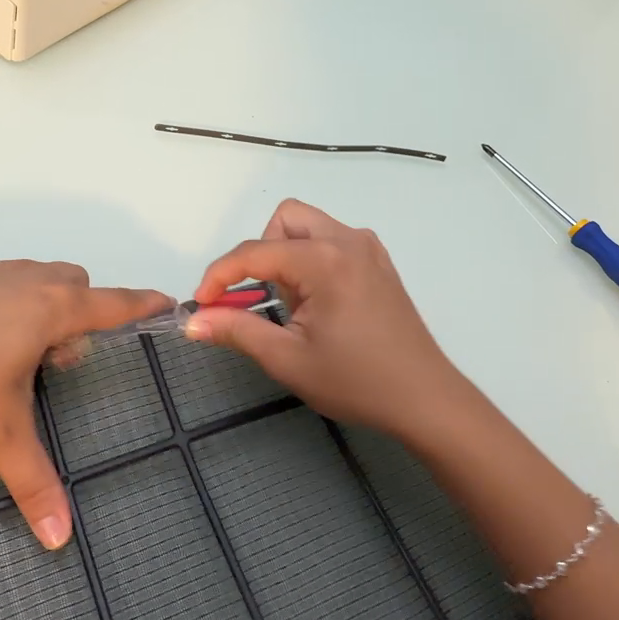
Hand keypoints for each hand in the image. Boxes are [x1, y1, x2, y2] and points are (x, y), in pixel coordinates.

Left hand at [0, 261, 168, 548]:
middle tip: (64, 360)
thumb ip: (34, 481)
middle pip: (80, 286)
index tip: (170, 303)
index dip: (144, 304)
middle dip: (86, 315)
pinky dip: (20, 304)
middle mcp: (33, 281)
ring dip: (52, 308)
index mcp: (53, 308)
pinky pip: (15, 282)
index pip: (115, 303)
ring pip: (46, 281)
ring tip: (26, 355)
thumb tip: (61, 538)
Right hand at [186, 200, 467, 441]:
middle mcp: (347, 240)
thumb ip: (236, 330)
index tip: (201, 306)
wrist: (425, 399)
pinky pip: (330, 241)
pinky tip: (319, 304)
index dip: (219, 276)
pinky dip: (311, 260)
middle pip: (284, 220)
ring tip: (294, 306)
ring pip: (308, 226)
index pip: (254, 252)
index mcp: (325, 260)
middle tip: (262, 299)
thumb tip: (192, 321)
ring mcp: (368, 247)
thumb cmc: (356, 381)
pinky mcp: (378, 262)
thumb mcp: (287, 359)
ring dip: (286, 256)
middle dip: (260, 254)